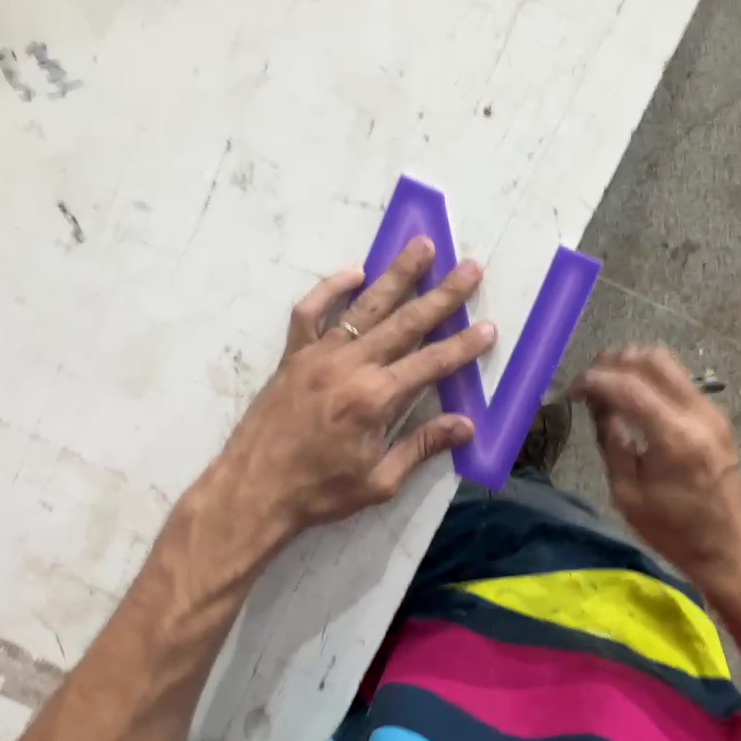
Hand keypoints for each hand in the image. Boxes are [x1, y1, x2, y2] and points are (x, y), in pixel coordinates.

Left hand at [194, 237, 495, 553]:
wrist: (251, 492)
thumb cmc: (319, 493)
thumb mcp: (378, 482)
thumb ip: (421, 446)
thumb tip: (466, 425)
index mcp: (374, 399)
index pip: (432, 363)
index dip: (464, 346)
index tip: (489, 326)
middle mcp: (349, 367)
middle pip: (406, 323)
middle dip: (443, 295)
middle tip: (470, 267)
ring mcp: (318, 355)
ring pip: (366, 307)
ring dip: (397, 275)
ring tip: (422, 247)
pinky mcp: (293, 356)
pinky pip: (311, 312)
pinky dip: (331, 289)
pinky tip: (354, 272)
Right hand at [569, 344, 740, 579]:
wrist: (730, 548)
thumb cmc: (674, 531)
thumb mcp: (627, 494)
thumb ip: (611, 442)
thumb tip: (598, 405)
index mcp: (673, 437)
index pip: (627, 386)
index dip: (593, 380)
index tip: (572, 391)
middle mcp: (697, 414)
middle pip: (652, 359)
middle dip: (614, 361)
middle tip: (589, 380)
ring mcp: (711, 412)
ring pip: (668, 363)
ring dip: (633, 365)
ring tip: (607, 384)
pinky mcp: (715, 417)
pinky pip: (678, 380)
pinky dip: (650, 378)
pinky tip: (631, 397)